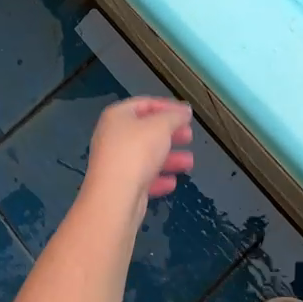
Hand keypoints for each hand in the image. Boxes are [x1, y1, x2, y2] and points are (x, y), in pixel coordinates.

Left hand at [84, 97, 194, 218]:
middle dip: (170, 133)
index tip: (187, 114)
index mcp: (117, 116)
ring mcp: (115, 162)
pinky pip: (142, 176)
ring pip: (146, 155)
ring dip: (169, 158)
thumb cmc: (137, 152)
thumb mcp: (161, 126)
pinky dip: (158, 178)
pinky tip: (172, 182)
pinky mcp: (120, 185)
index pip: (145, 104)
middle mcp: (113, 137)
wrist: (115, 197)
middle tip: (189, 136)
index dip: (168, 106)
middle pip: (146, 130)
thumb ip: (175, 116)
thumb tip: (185, 110)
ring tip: (189, 162)